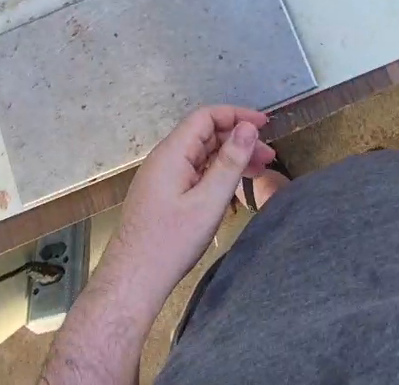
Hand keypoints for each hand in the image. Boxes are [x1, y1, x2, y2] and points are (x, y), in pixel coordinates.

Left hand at [105, 106, 274, 305]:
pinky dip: (215, 174)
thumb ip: (229, 162)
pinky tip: (232, 189)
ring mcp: (161, 177)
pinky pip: (193, 172)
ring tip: (258, 172)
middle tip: (268, 157)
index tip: (264, 125)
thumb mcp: (208, 202)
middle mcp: (164, 158)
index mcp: (172, 153)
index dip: (236, 115)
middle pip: (204, 135)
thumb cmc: (170, 243)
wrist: (131, 282)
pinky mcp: (162, 195)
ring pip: (200, 155)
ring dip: (229, 158)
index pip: (206, 117)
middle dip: (238, 140)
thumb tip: (247, 128)